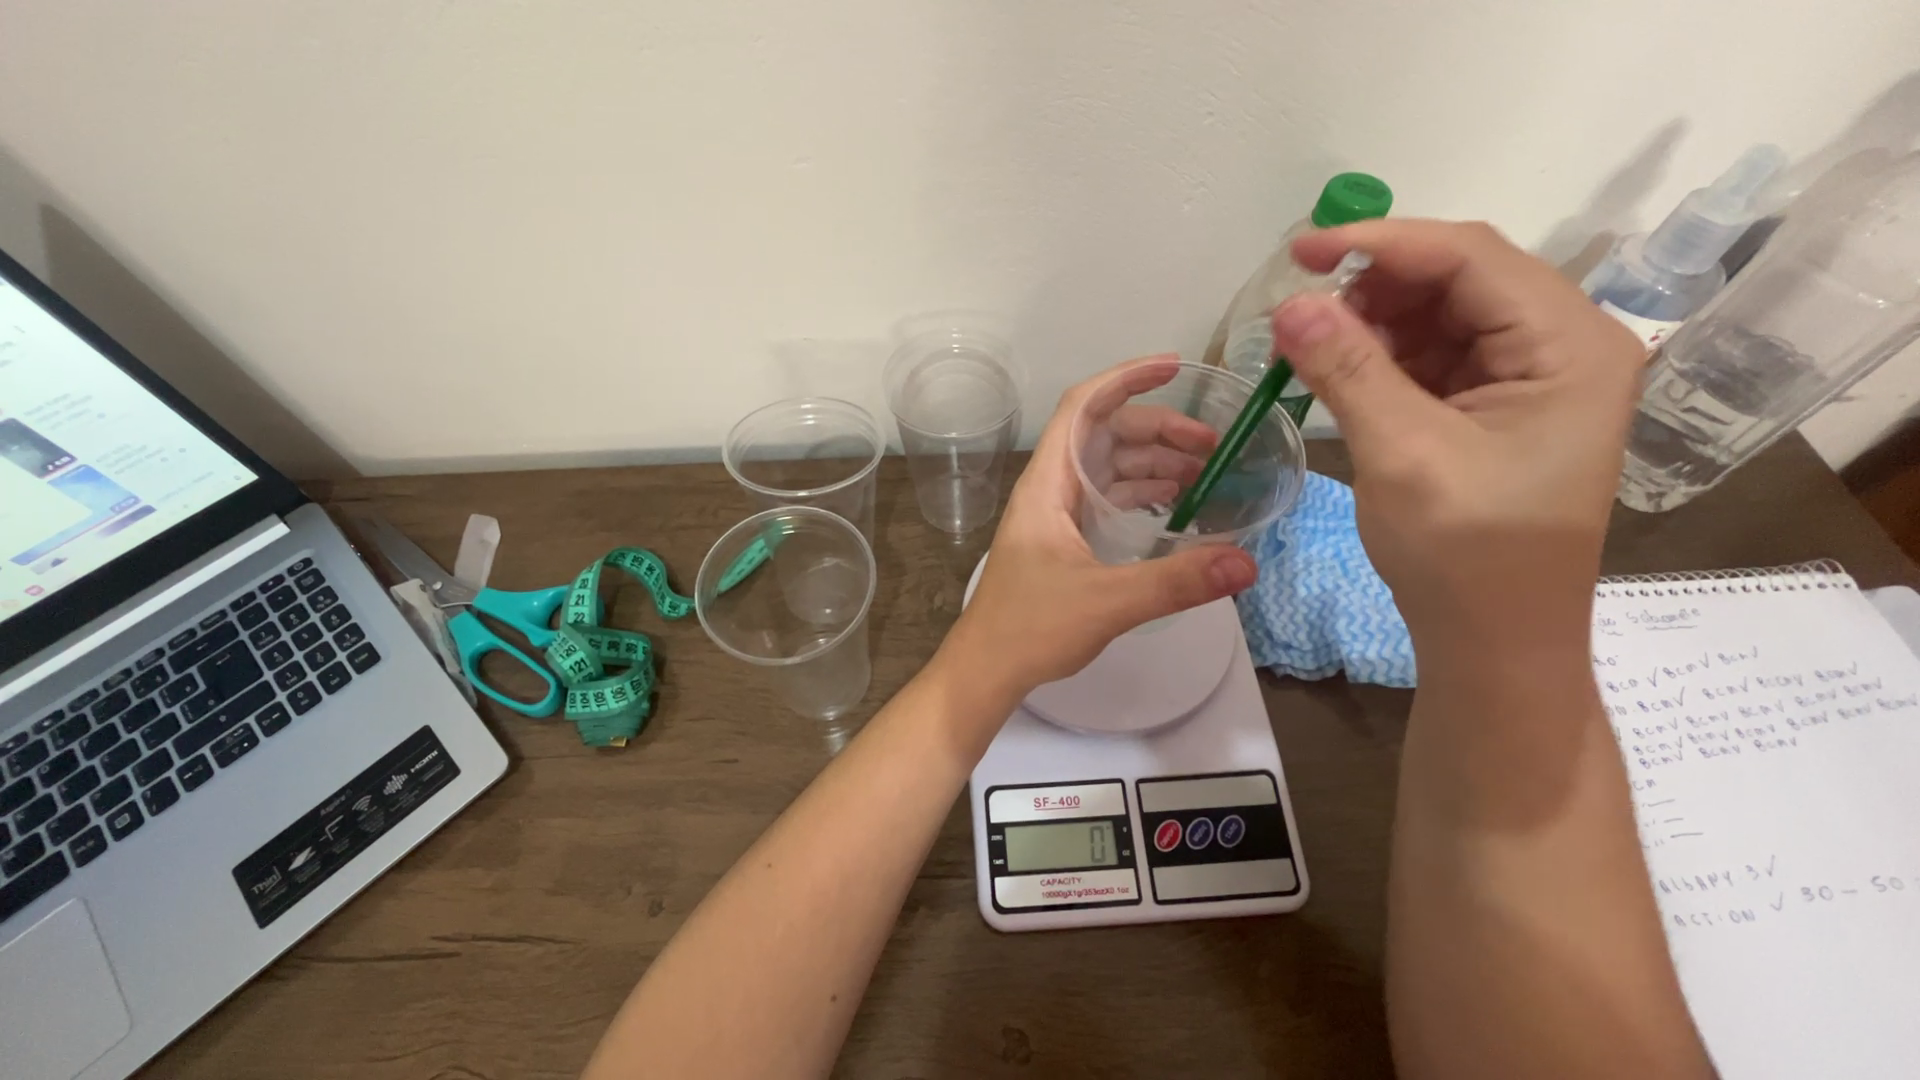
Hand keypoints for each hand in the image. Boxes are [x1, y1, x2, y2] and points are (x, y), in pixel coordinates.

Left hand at [939, 355, 1258, 710]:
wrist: (987, 668)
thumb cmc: (1031, 627)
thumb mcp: (1107, 602)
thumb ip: (1175, 582)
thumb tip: (1245, 564)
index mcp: (1048, 484)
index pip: (1082, 407)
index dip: (1125, 378)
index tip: (1174, 368)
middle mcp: (1051, 490)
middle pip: (1104, 436)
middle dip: (1158, 430)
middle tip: (1213, 447)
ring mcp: (1057, 515)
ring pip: (1109, 469)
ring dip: (1154, 465)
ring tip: (1207, 477)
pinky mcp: (1065, 541)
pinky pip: (1108, 501)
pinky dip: (1142, 497)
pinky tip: (1176, 509)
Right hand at [1270, 220, 1642, 651]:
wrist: (1493, 640)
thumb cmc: (1465, 555)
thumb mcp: (1402, 455)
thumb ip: (1348, 371)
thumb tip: (1288, 305)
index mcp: (1570, 346)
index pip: (1472, 257)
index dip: (1382, 242)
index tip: (1300, 252)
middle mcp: (1562, 346)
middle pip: (1460, 279)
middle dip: (1376, 288)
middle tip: (1302, 317)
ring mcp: (1530, 377)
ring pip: (1441, 315)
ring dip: (1374, 324)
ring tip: (1316, 353)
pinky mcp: (1496, 406)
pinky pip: (1434, 356)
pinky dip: (1383, 358)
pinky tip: (1342, 375)